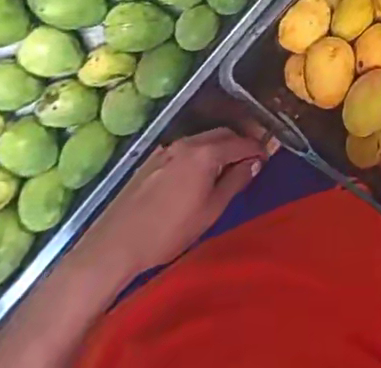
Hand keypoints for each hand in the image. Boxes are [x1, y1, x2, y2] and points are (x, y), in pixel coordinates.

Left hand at [76, 129, 263, 277]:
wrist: (113, 246)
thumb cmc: (168, 232)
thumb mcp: (211, 210)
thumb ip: (236, 181)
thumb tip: (254, 163)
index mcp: (206, 153)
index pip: (242, 142)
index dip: (258, 149)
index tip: (267, 159)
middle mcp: (188, 143)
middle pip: (223, 134)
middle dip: (240, 143)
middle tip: (250, 161)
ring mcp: (166, 150)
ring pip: (203, 139)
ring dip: (220, 147)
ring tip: (226, 168)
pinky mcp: (151, 161)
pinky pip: (186, 149)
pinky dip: (200, 153)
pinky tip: (198, 174)